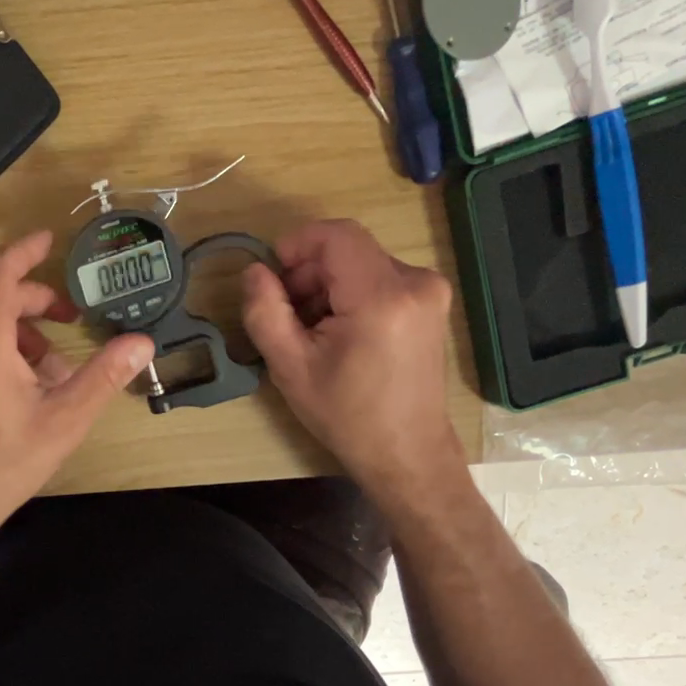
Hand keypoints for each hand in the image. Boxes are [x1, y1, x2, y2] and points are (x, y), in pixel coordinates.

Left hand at [0, 231, 156, 545]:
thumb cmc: (6, 464)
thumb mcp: (63, 421)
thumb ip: (102, 376)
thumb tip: (143, 343)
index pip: (1, 274)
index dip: (27, 251)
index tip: (51, 241)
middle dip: (36, 304)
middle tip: (70, 323)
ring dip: (18, 335)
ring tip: (49, 374)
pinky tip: (17, 387)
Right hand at [242, 220, 465, 497]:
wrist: (405, 450)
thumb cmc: (345, 415)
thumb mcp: (290, 367)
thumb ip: (265, 312)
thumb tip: (254, 271)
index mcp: (380, 297)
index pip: (336, 235)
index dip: (297, 244)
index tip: (272, 276)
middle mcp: (414, 282)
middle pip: (349, 249)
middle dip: (309, 272)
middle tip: (286, 314)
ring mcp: (429, 291)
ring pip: (363, 263)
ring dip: (329, 286)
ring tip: (312, 330)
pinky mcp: (431, 303)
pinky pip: (381, 279)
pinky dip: (352, 295)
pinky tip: (339, 334)